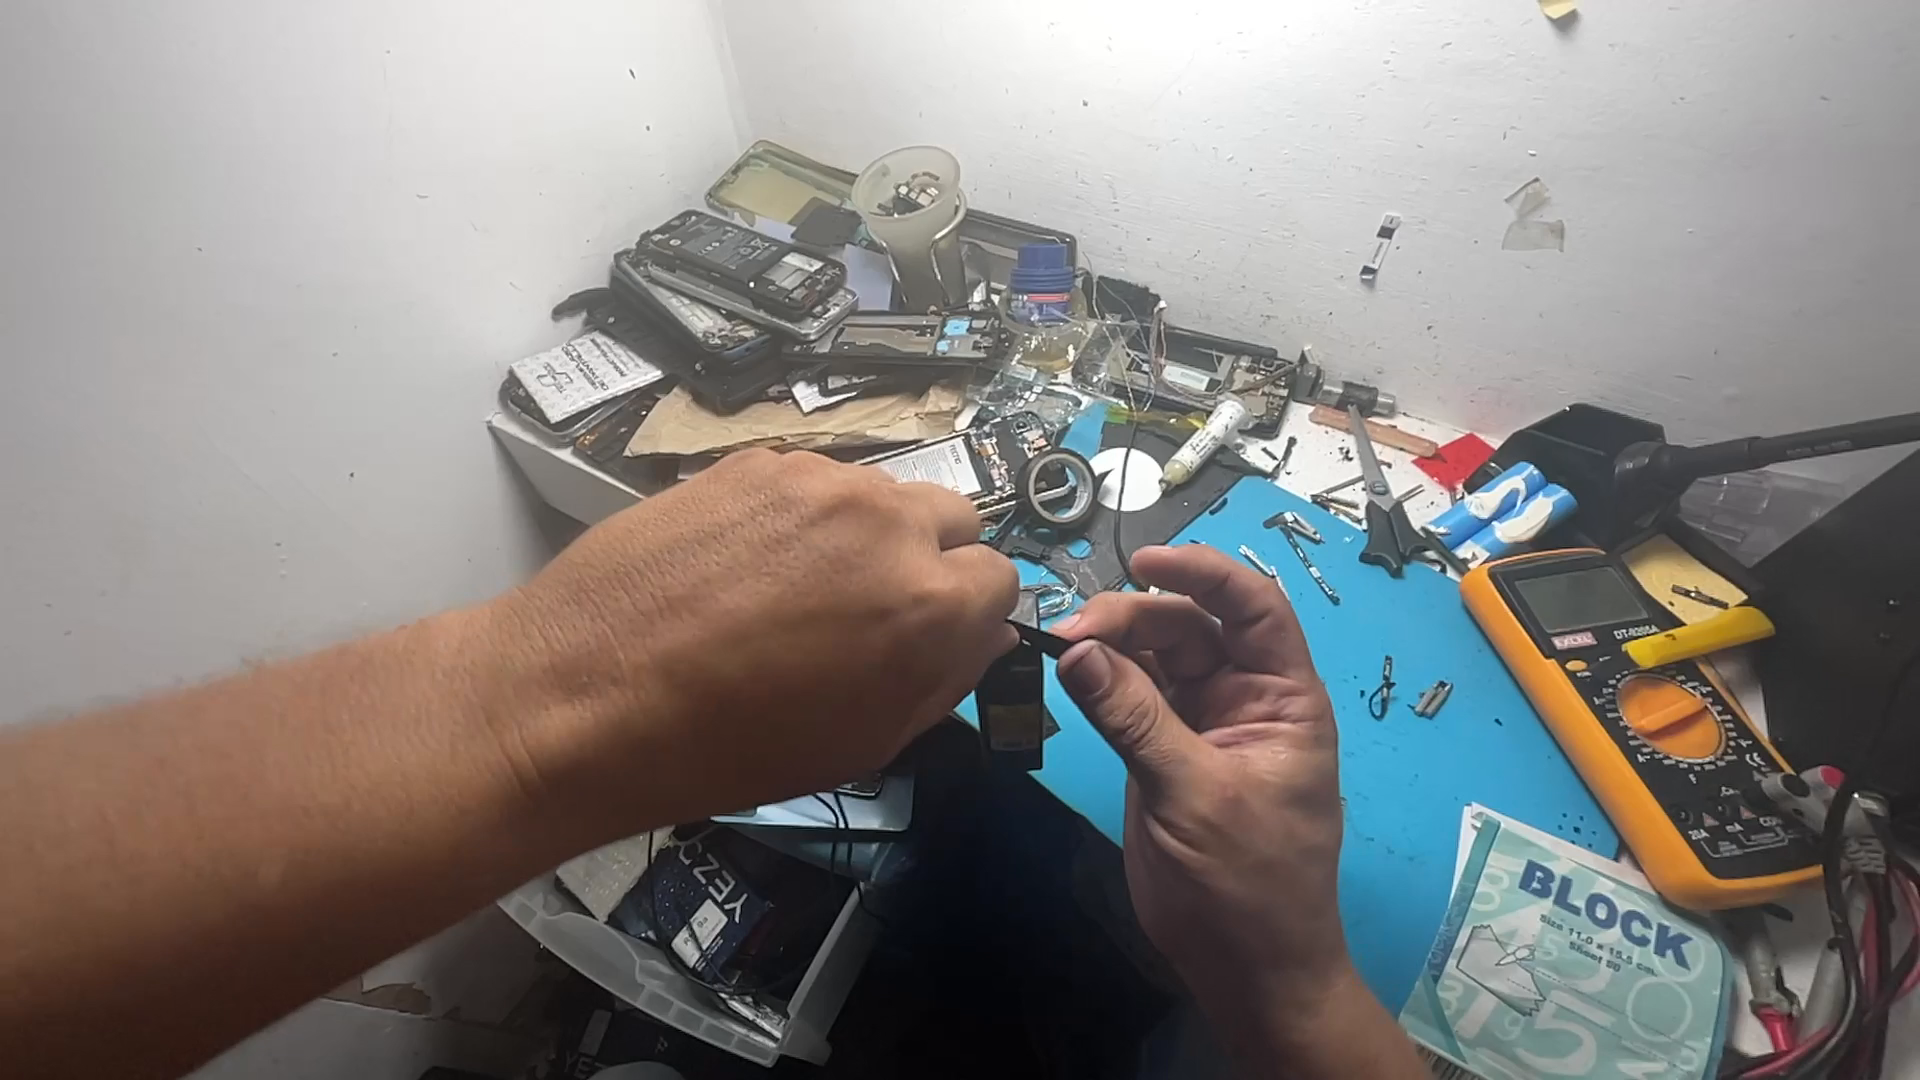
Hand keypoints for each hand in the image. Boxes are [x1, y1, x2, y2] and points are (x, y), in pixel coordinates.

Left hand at [481, 448, 1018, 827]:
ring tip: (801, 581)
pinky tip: (752, 556)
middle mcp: (889, 521)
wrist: (583, 694)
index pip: (1000, 578)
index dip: (971, 612)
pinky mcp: (759, 459)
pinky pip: (819, 481)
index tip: (932, 633)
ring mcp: (821, 478)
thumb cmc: (734, 745)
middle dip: (932, 560)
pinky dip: (810, 514)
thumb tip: (985, 633)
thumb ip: (946, 679)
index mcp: (929, 601)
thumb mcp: (865, 740)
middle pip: (955, 518)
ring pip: (886, 494)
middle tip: (872, 604)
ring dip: (870, 533)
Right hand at [1052, 544, 1350, 1017]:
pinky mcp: (1159, 745)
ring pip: (1152, 655)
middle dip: (1134, 617)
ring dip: (1110, 643)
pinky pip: (1127, 693)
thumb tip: (1076, 651)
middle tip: (1076, 632)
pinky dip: (1098, 678)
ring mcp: (1196, 719)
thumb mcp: (1196, 794)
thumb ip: (1135, 718)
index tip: (1145, 562)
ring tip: (1064, 646)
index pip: (1253, 608)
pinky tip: (1070, 670)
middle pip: (1188, 626)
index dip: (1204, 573)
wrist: (1243, 968)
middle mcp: (1241, 696)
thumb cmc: (1249, 884)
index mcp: (1281, 697)